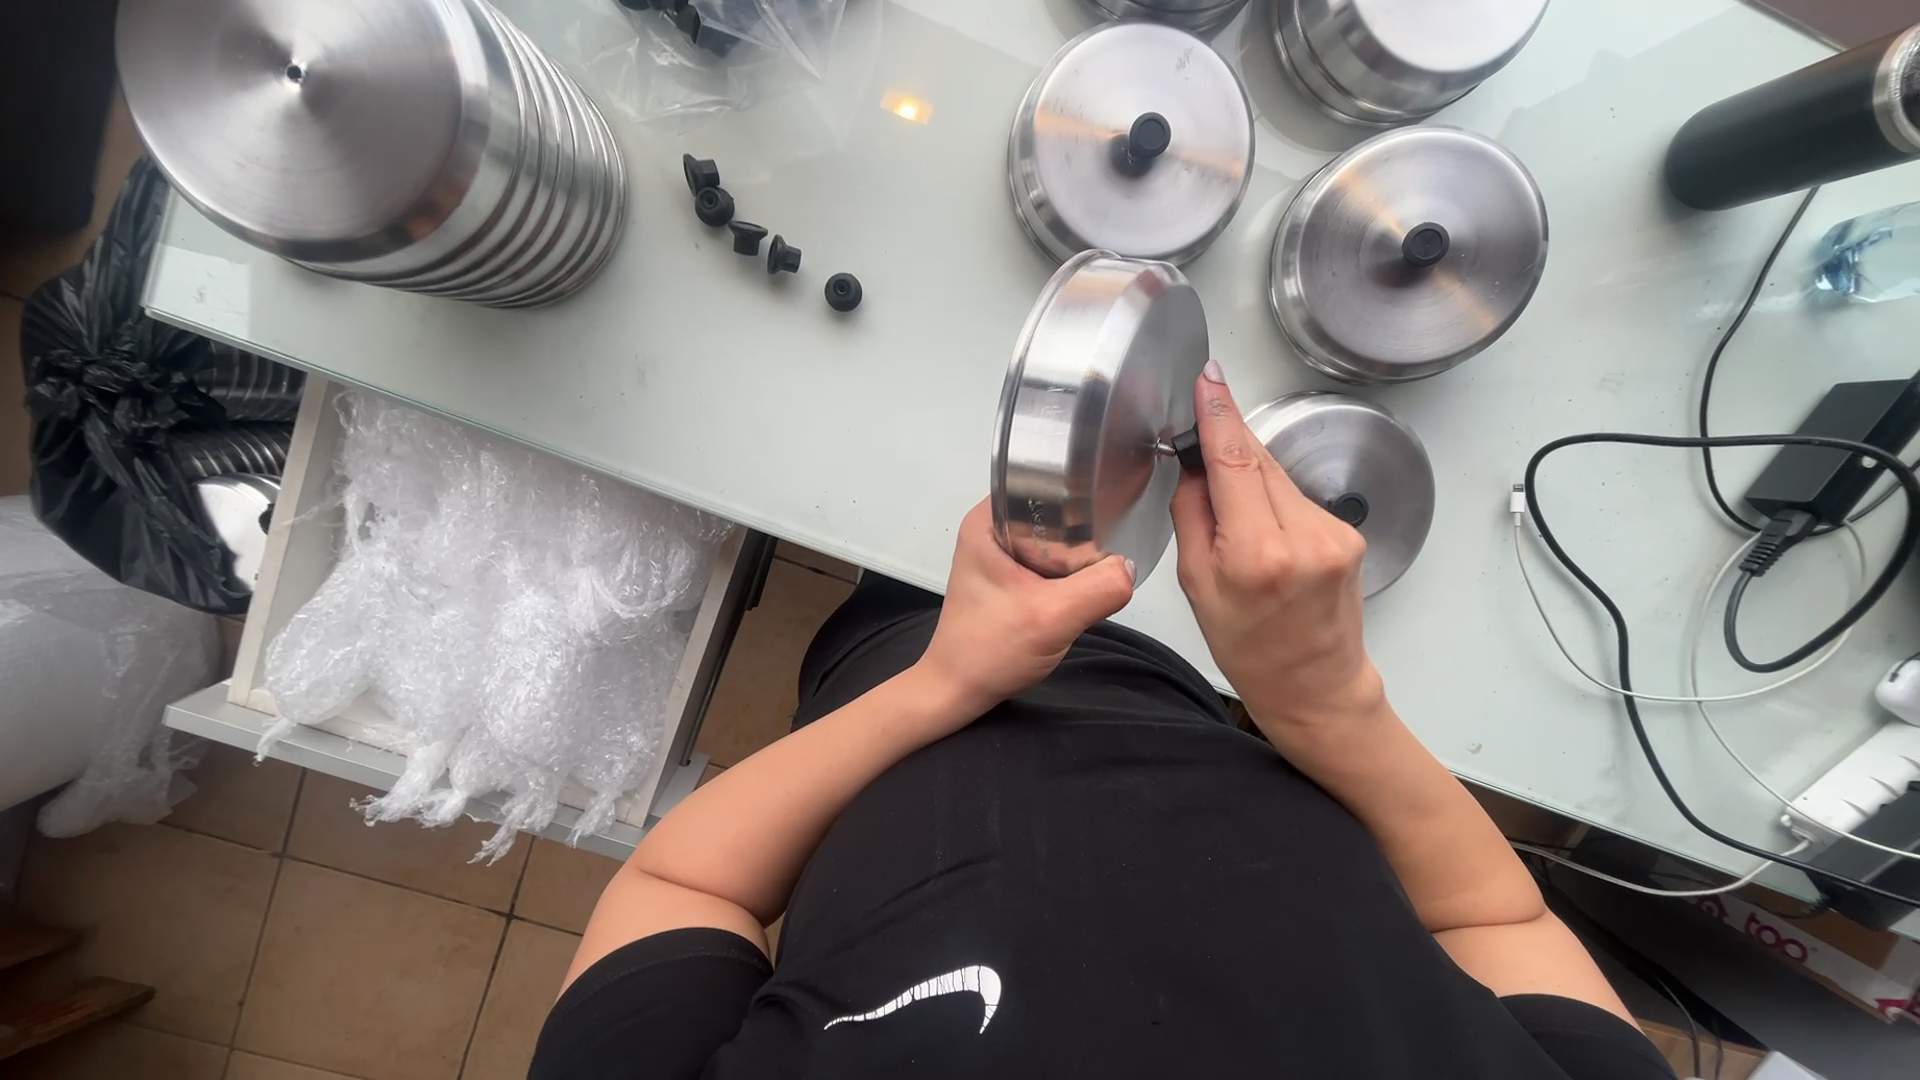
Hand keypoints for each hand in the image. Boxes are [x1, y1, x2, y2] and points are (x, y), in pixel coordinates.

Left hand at [917, 499, 1135, 716]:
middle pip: (1057, 512)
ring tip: (1098, 572)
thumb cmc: (988, 651)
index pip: (1046, 485)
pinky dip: (1070, 575)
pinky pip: (1053, 562)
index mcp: (987, 520)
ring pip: (1059, 540)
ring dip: (1079, 558)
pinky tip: (1083, 588)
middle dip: (1086, 532)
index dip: (1082, 498)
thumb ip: (1099, 589)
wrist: (959, 691)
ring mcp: (1001, 554)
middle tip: (1110, 552)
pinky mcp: (1012, 577)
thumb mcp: (1052, 618)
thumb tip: (1129, 568)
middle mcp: (992, 528)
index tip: (1112, 515)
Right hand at [1170, 363, 1382, 729]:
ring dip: (1248, 475)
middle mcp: (1305, 537)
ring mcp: (1334, 534)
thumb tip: (1195, 465)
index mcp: (1258, 553)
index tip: (1209, 379)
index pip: (1235, 462)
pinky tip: (1259, 526)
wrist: (1313, 685)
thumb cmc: (1249, 646)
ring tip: (1229, 516)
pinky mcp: (1348, 534)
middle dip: (1227, 441)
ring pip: (1278, 476)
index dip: (1219, 415)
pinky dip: (1271, 496)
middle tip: (1198, 429)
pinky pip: (1296, 495)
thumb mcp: (1196, 584)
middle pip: (1259, 461)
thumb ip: (1194, 515)